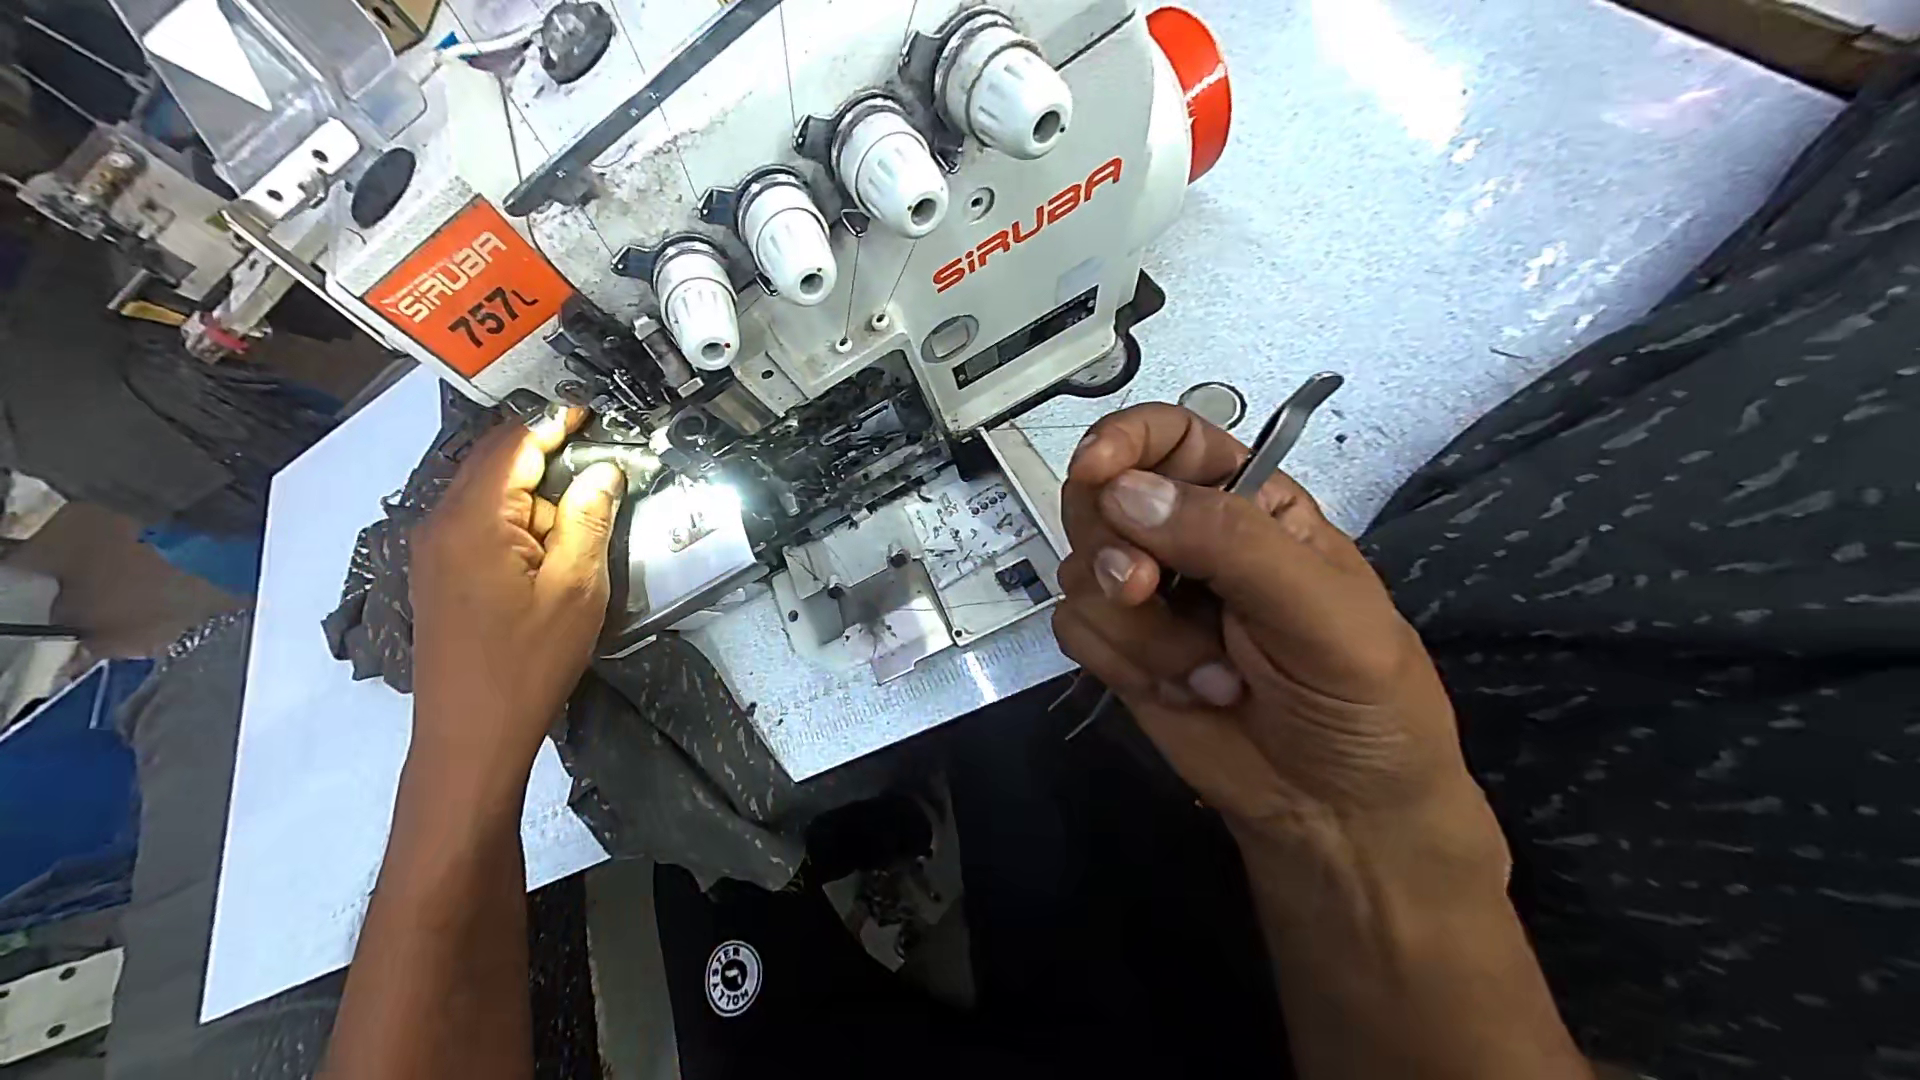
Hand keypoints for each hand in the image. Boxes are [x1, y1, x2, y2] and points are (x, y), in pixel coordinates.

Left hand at [409, 408, 625, 784]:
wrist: (471, 733)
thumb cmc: (531, 657)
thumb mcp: (577, 586)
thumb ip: (589, 518)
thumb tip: (604, 470)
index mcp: (474, 519)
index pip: (512, 447)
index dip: (552, 422)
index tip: (590, 410)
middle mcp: (440, 523)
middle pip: (493, 465)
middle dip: (546, 457)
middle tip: (599, 466)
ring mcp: (433, 551)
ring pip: (490, 497)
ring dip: (537, 497)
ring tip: (582, 525)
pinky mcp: (439, 575)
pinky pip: (481, 526)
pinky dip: (520, 522)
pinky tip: (551, 549)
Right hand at [1055, 404, 1496, 860]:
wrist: (1332, 810)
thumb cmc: (1360, 700)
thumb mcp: (1324, 613)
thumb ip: (1231, 542)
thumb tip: (1122, 492)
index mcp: (1246, 501)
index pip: (1168, 438)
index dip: (1123, 440)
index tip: (1095, 470)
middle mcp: (1184, 537)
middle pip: (1100, 499)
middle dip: (1114, 549)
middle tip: (1147, 591)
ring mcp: (1145, 594)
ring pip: (1080, 571)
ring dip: (1140, 633)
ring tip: (1210, 675)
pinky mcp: (1117, 646)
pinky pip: (1074, 627)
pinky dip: (1121, 664)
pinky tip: (1180, 691)